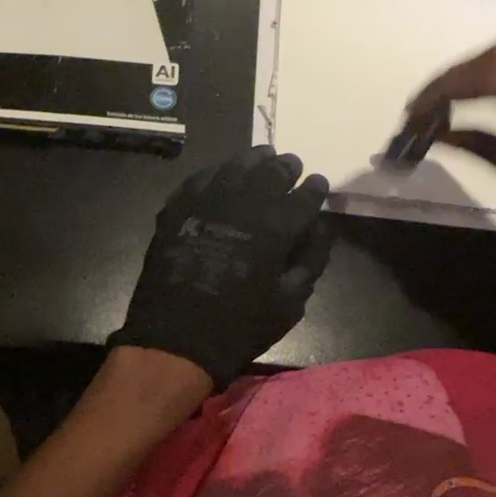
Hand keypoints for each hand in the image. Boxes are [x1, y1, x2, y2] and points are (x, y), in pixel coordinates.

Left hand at [112, 145, 333, 389]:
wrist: (176, 338)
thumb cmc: (240, 325)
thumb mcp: (290, 301)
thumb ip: (310, 259)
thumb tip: (320, 227)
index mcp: (275, 227)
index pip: (303, 197)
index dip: (314, 189)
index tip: (319, 184)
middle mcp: (241, 205)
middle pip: (268, 173)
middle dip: (284, 167)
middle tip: (291, 164)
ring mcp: (204, 203)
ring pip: (232, 168)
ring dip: (251, 161)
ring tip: (262, 157)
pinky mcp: (175, 210)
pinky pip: (198, 180)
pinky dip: (215, 172)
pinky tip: (221, 174)